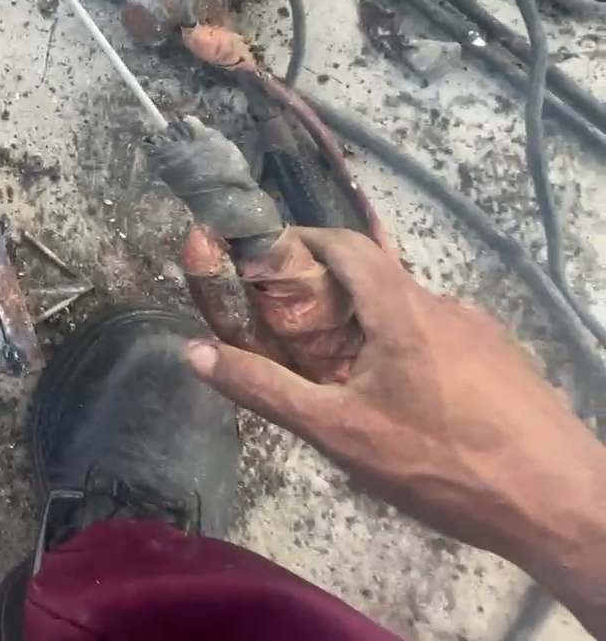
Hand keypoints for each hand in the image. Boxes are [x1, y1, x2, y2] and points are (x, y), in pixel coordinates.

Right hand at [184, 228, 605, 625]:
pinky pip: (437, 334)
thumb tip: (192, 352)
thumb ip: (262, 387)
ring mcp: (485, 337)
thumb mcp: (337, 431)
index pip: (346, 244)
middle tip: (281, 322)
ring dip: (360, 319)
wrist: (580, 520)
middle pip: (370, 275)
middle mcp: (445, 309)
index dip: (298, 239)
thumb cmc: (448, 463)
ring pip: (403, 308)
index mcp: (403, 312)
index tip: (259, 256)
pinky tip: (391, 391)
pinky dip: (398, 342)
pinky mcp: (508, 366)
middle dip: (319, 288)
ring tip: (331, 364)